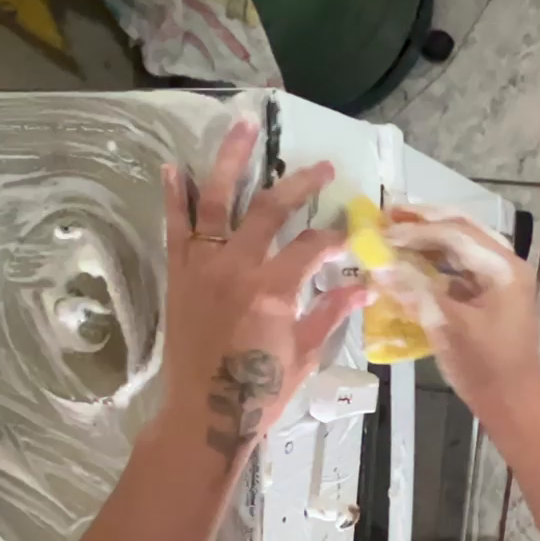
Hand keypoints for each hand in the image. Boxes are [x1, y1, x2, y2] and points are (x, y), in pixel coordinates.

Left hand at [157, 118, 367, 468]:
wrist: (203, 415)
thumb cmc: (259, 392)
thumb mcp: (305, 355)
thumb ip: (331, 313)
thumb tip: (364, 286)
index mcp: (274, 289)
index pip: (314, 247)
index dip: (337, 238)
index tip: (352, 237)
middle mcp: (237, 266)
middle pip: (272, 210)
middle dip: (301, 184)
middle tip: (322, 166)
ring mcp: (203, 266)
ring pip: (218, 201)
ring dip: (231, 160)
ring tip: (242, 125)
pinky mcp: (180, 275)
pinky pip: (176, 228)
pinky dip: (175, 196)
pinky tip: (175, 166)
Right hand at [385, 214, 539, 427]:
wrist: (513, 405)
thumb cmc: (485, 368)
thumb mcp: (447, 327)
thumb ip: (414, 291)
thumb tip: (378, 265)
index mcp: (503, 268)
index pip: (455, 234)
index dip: (416, 230)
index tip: (382, 231)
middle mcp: (506, 266)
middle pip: (463, 230)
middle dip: (425, 221)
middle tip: (389, 213)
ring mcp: (500, 282)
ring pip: (462, 248)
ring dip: (429, 240)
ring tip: (395, 234)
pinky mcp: (491, 298)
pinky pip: (461, 270)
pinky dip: (436, 264)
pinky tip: (411, 266)